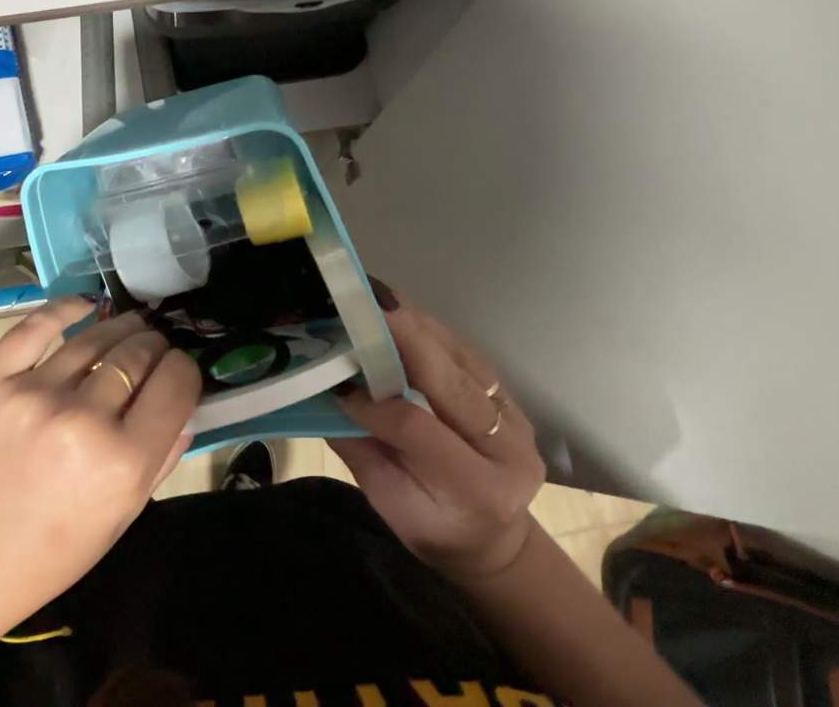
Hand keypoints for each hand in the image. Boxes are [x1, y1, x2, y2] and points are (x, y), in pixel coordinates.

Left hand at [0, 300, 200, 653]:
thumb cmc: (46, 557)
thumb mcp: (120, 520)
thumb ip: (159, 460)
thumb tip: (183, 409)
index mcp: (122, 463)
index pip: (177, 384)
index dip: (185, 370)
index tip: (179, 372)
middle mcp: (82, 419)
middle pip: (137, 355)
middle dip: (155, 348)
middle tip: (154, 351)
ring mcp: (31, 394)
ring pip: (93, 337)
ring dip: (120, 327)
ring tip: (129, 327)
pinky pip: (34, 327)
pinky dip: (64, 308)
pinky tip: (83, 306)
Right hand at [330, 283, 546, 581]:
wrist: (489, 539)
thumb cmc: (431, 528)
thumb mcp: (387, 502)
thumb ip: (359, 447)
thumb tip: (322, 394)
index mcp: (476, 488)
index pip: (419, 429)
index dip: (375, 403)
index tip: (336, 384)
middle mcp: (508, 449)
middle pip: (452, 383)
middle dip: (406, 339)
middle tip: (366, 305)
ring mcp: (517, 420)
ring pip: (463, 361)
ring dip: (418, 325)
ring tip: (379, 300)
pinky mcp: (509, 399)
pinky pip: (468, 357)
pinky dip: (432, 333)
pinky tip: (403, 314)